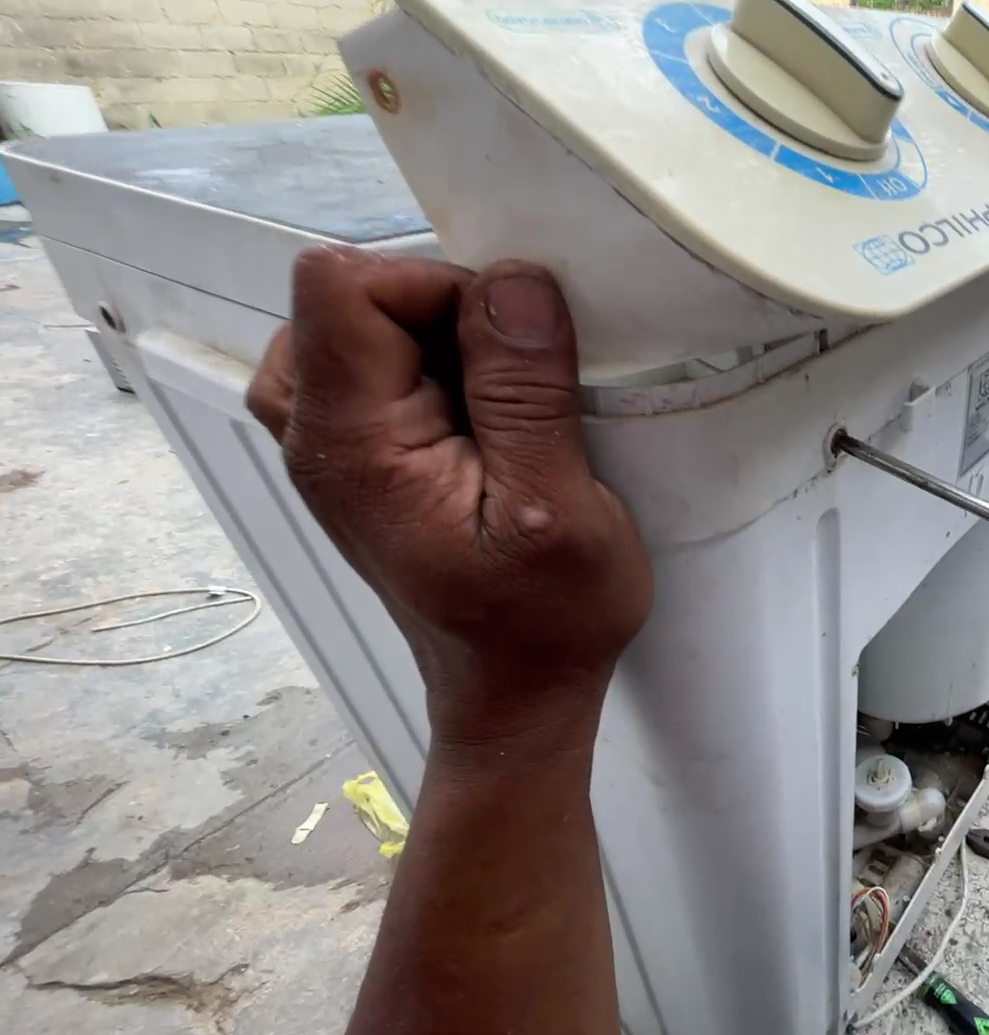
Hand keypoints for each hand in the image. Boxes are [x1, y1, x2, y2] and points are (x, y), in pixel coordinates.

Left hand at [246, 248, 651, 748]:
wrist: (519, 689)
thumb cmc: (550, 617)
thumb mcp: (559, 510)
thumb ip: (528, 399)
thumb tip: (516, 281)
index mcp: (355, 444)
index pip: (348, 287)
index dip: (445, 290)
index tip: (526, 348)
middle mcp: (319, 431)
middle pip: (356, 298)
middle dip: (459, 317)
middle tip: (534, 390)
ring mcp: (339, 445)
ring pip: (371, 327)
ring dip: (456, 343)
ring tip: (517, 402)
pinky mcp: (371, 457)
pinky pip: (389, 367)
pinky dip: (450, 369)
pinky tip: (493, 417)